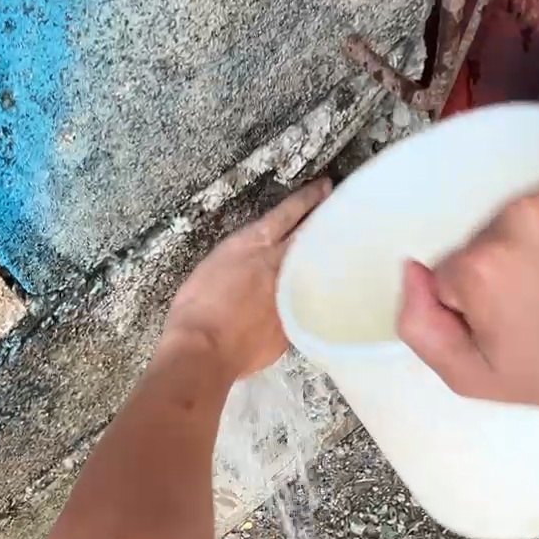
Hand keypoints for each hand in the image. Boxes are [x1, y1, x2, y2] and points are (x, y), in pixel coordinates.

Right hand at [162, 178, 332, 379]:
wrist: (204, 350)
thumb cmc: (195, 310)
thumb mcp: (213, 270)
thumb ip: (240, 264)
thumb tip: (254, 271)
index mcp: (253, 246)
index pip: (287, 214)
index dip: (307, 200)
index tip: (323, 189)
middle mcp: (277, 267)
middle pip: (309, 239)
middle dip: (325, 223)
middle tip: (342, 213)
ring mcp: (289, 299)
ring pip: (312, 276)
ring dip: (322, 266)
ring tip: (335, 259)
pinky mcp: (291, 327)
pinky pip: (302, 314)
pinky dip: (307, 309)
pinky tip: (317, 309)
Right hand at [396, 171, 538, 417]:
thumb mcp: (473, 377)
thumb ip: (420, 327)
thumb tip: (411, 270)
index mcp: (481, 265)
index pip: (447, 276)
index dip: (472, 307)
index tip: (508, 327)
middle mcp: (518, 216)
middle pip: (481, 241)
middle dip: (500, 273)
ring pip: (520, 219)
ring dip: (533, 246)